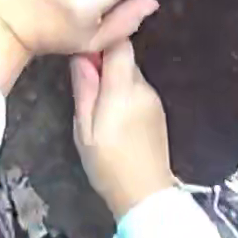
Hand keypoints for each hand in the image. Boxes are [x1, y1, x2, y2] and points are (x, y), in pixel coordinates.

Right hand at [70, 39, 175, 218]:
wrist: (146, 198)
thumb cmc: (109, 164)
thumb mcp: (84, 129)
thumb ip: (84, 88)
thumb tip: (80, 56)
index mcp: (123, 88)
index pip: (120, 44)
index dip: (102, 40)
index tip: (84, 49)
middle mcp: (143, 87)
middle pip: (123, 58)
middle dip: (104, 63)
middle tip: (84, 83)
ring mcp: (153, 98)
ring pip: (129, 74)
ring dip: (113, 80)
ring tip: (97, 105)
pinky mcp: (157, 110)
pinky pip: (136, 90)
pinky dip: (123, 93)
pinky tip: (114, 116)